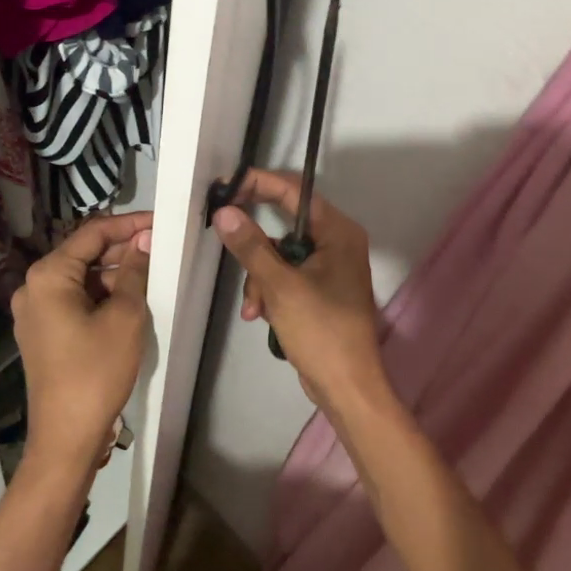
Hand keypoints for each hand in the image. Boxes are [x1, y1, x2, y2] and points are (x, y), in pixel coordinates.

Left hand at [11, 212, 152, 471]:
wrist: (66, 435)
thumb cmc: (95, 372)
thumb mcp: (125, 317)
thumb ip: (134, 272)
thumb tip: (143, 241)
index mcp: (48, 275)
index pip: (92, 233)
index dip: (128, 224)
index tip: (160, 223)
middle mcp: (33, 287)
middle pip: (83, 255)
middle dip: (122, 252)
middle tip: (161, 251)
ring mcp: (34, 312)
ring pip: (80, 280)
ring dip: (113, 277)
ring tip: (151, 279)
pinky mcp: (42, 334)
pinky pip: (73, 302)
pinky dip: (100, 299)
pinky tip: (129, 305)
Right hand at [210, 170, 386, 410]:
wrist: (347, 387)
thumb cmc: (321, 331)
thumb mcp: (280, 286)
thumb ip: (251, 246)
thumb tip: (224, 212)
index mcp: (338, 232)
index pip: (294, 191)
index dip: (258, 184)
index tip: (223, 188)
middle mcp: (337, 242)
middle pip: (284, 221)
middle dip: (255, 244)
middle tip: (224, 236)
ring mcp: (329, 267)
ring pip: (279, 253)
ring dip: (258, 276)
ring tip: (254, 307)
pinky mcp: (320, 289)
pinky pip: (285, 275)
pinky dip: (268, 290)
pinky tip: (259, 314)